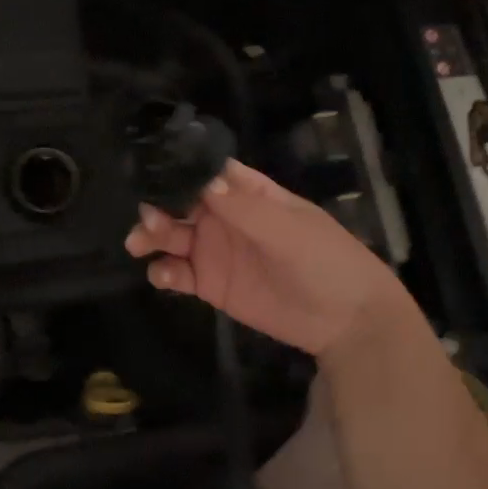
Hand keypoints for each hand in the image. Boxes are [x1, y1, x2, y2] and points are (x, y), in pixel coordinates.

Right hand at [123, 159, 398, 356]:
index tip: (149, 167)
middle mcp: (225, 216)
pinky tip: (162, 276)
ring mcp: (216, 251)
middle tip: (146, 217)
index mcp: (248, 193)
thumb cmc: (326, 261)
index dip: (179, 166)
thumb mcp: (288, 229)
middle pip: (180, 202)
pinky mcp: (211, 285)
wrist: (347, 322)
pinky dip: (163, 273)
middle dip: (158, 204)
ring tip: (140, 243)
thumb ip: (243, 208)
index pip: (207, 170)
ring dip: (153, 235)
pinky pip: (177, 274)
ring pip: (172, 236)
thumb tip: (201, 179)